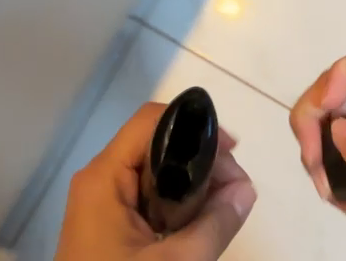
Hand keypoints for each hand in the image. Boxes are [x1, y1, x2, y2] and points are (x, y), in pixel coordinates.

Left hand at [55, 101, 256, 260]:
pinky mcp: (107, 225)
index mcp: (104, 175)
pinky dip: (173, 203)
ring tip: (222, 207)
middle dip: (198, 159)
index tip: (230, 151)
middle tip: (234, 188)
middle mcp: (99, 179)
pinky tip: (196, 224)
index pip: (151, 120)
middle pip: (155, 144)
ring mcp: (101, 203)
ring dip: (190, 184)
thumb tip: (246, 190)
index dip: (193, 125)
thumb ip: (214, 225)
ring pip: (153, 173)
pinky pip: (145, 198)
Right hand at [289, 52, 345, 260]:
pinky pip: (333, 154)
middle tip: (314, 162)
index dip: (343, 74)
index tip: (328, 112)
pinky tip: (335, 200)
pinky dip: (322, 170)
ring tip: (326, 189)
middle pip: (342, 90)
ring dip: (314, 148)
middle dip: (314, 118)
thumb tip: (339, 126)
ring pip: (332, 122)